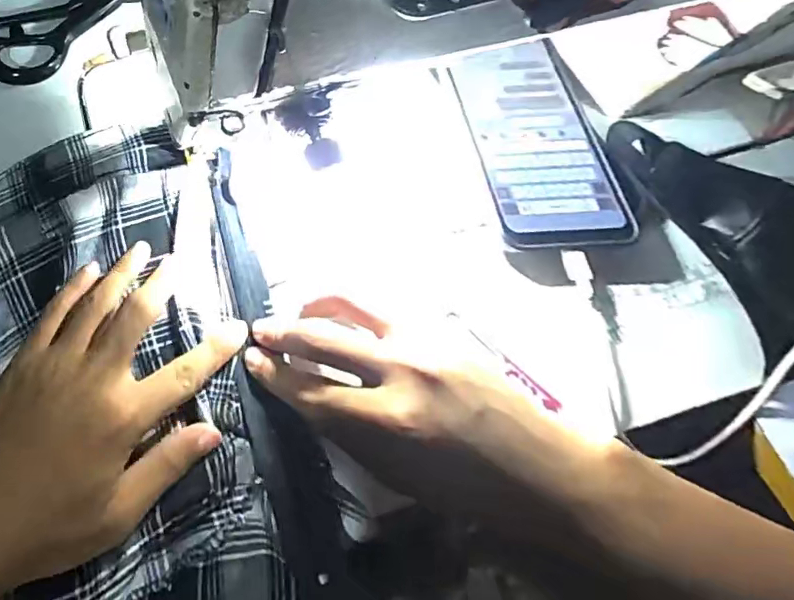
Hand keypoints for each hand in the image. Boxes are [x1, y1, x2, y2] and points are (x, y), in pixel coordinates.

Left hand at [0, 242, 249, 593]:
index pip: (182, 374)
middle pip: (135, 318)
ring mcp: (58, 361)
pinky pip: (54, 312)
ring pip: (96, 304)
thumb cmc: (53, 522)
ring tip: (138, 249)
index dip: (214, 349)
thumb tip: (213, 430)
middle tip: (175, 261)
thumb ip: (166, 465)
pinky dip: (73, 287)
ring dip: (120, 273)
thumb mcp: (118, 512)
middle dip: (159, 285)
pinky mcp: (27, 358)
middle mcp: (96, 376)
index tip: (236, 325)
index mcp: (123, 415)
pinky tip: (87, 270)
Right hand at [243, 296, 624, 545]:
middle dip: (283, 333)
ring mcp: (422, 340)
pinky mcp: (438, 326)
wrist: (540, 465)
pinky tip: (339, 313)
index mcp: (392, 420)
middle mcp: (402, 370)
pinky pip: (381, 307)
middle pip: (323, 340)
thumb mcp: (401, 477)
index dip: (277, 376)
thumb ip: (349, 435)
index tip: (253, 361)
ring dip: (314, 306)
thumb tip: (307, 400)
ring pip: (351, 306)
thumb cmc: (469, 487)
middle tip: (260, 331)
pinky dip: (351, 306)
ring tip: (295, 313)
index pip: (314, 390)